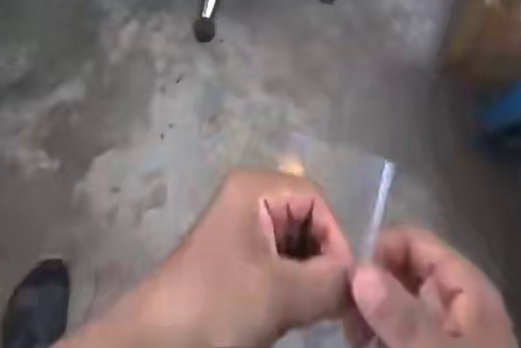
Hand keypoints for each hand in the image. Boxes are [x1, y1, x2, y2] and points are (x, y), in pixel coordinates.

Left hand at [89, 170, 354, 347]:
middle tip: (333, 303)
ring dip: (310, 277)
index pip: (315, 198)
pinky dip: (293, 287)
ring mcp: (241, 228)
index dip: (335, 238)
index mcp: (255, 188)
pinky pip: (279, 263)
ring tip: (314, 311)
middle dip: (324, 259)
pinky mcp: (237, 259)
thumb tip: (363, 284)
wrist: (157, 341)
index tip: (345, 285)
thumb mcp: (279, 294)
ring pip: (296, 245)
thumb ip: (329, 283)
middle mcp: (249, 198)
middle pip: (307, 219)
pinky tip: (293, 313)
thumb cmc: (216, 304)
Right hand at [345, 226, 516, 347]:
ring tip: (355, 340)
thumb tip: (360, 269)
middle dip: (372, 290)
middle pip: (404, 273)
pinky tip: (367, 347)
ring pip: (399, 307)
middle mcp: (457, 304)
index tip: (351, 284)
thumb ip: (400, 315)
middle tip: (348, 322)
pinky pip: (402, 337)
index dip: (380, 252)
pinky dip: (383, 340)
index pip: (415, 242)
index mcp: (466, 288)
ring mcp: (447, 336)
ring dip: (373, 319)